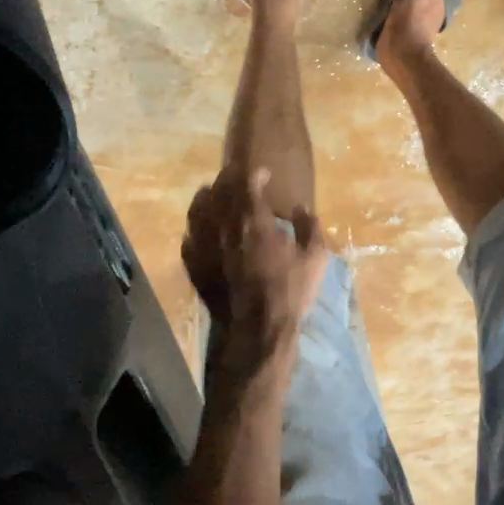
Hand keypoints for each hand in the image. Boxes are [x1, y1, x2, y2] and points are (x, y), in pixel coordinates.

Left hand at [181, 169, 328, 369]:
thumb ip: (310, 228)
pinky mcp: (194, 266)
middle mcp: (224, 227)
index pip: (249, 184)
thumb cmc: (288, 293)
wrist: (256, 331)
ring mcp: (204, 246)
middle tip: (236, 176)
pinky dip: (194, 229)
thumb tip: (300, 208)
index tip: (262, 174)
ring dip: (206, 197)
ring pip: (198, 211)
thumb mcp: (315, 259)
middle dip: (228, 179)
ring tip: (211, 193)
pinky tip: (199, 230)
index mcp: (254, 221)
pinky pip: (188, 239)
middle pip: (220, 191)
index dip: (255, 174)